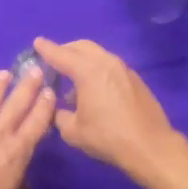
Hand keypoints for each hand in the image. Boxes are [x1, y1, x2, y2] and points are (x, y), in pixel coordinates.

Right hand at [32, 37, 187, 176]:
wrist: (150, 146)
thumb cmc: (108, 137)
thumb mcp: (73, 131)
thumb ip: (59, 115)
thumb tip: (56, 109)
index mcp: (88, 72)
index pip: (61, 55)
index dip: (47, 49)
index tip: (37, 42)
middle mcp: (106, 63)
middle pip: (82, 47)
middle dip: (65, 50)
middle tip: (53, 59)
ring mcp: (124, 69)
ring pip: (98, 54)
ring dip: (82, 60)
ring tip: (72, 79)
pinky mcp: (135, 79)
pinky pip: (110, 65)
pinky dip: (96, 69)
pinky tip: (93, 89)